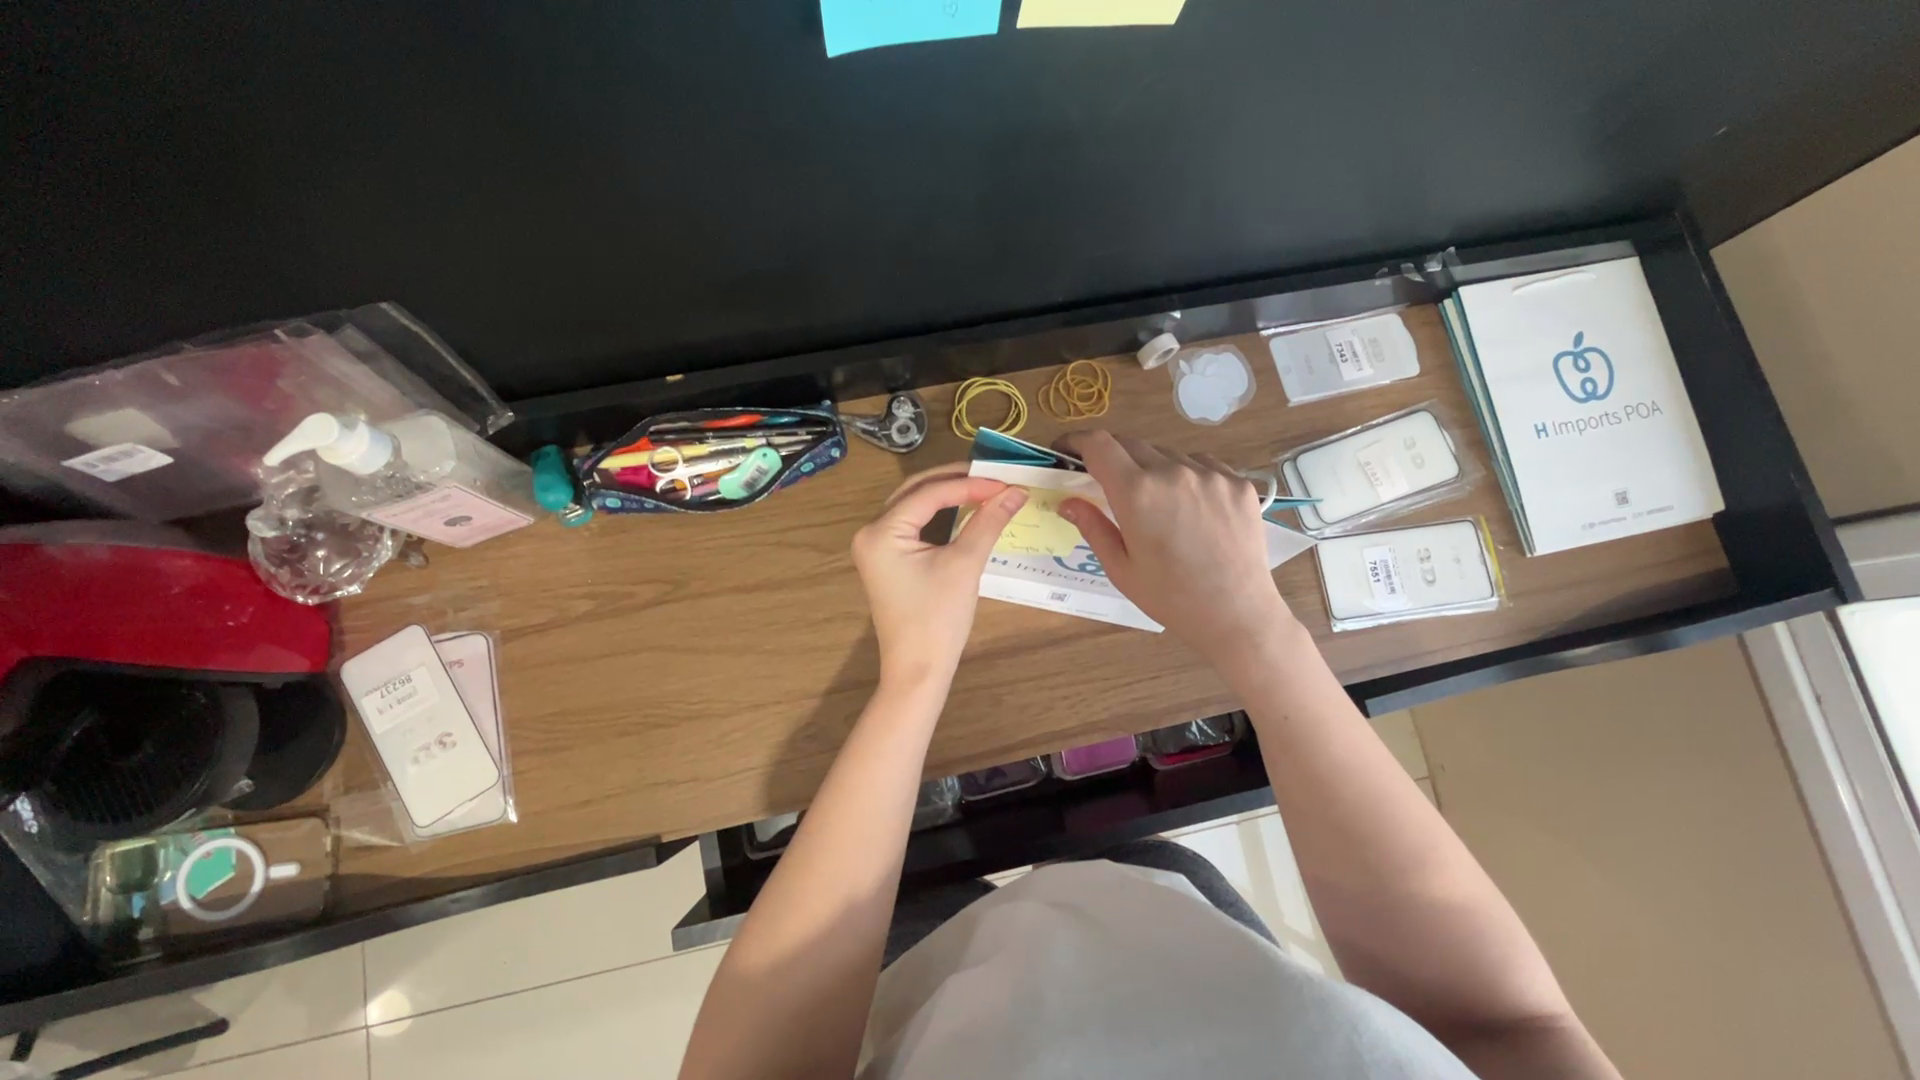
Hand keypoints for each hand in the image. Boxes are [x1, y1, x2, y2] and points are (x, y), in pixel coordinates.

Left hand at [852, 464, 1028, 690]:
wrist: (918, 671)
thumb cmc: (938, 620)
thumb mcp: (965, 565)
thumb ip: (988, 522)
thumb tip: (1015, 491)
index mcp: (881, 531)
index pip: (929, 493)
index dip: (969, 485)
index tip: (1006, 482)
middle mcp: (871, 533)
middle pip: (916, 492)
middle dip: (955, 482)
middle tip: (994, 478)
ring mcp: (876, 548)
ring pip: (914, 506)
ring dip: (948, 495)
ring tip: (984, 489)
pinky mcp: (887, 561)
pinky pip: (913, 526)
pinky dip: (939, 515)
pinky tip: (965, 510)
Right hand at [1056, 430, 1295, 661]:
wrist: (1237, 613)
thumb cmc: (1171, 597)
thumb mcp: (1121, 568)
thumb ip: (1093, 527)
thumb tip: (1067, 502)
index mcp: (1136, 492)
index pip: (1098, 444)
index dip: (1076, 441)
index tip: (1066, 451)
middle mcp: (1172, 471)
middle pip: (1130, 443)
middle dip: (1111, 456)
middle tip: (1106, 481)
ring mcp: (1210, 474)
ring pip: (1167, 454)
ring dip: (1151, 467)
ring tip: (1154, 502)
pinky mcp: (1237, 482)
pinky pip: (1202, 465)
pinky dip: (1186, 476)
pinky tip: (1189, 507)